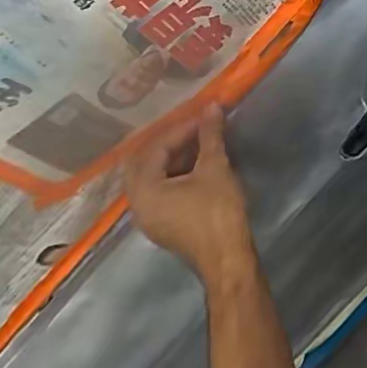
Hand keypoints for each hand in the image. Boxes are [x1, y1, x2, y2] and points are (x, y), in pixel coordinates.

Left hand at [123, 104, 256, 285]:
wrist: (229, 261)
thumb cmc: (217, 213)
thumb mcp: (214, 168)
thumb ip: (209, 135)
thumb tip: (211, 106)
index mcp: (143, 189)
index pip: (156, 148)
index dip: (180, 130)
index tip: (202, 118)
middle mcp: (137, 204)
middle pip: (147, 161)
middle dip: (170, 142)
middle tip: (194, 129)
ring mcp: (148, 218)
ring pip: (153, 177)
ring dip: (173, 159)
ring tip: (198, 144)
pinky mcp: (162, 227)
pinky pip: (160, 192)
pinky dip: (174, 176)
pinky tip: (195, 166)